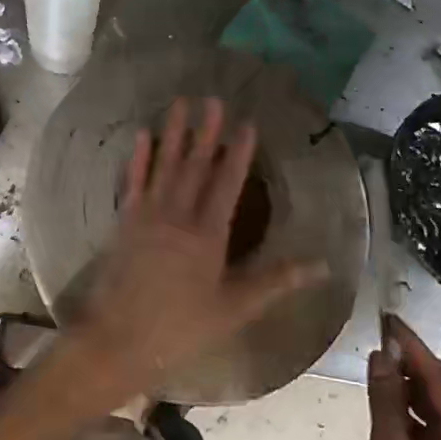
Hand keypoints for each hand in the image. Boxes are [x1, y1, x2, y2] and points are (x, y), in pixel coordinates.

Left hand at [61, 97, 326, 410]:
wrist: (119, 341)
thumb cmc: (182, 328)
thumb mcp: (235, 309)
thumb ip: (276, 282)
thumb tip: (322, 266)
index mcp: (208, 235)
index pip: (228, 184)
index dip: (239, 153)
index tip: (247, 124)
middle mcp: (178, 216)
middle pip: (195, 166)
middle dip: (207, 132)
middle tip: (213, 98)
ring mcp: (148, 216)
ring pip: (164, 166)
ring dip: (173, 133)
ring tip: (180, 103)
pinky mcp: (125, 223)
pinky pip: (133, 183)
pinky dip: (139, 158)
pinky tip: (142, 135)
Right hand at [368, 315, 440, 439]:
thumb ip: (386, 405)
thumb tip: (380, 355)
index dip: (414, 348)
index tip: (388, 319)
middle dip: (414, 361)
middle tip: (378, 339)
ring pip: (439, 403)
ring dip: (411, 383)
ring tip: (379, 367)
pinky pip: (433, 421)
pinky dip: (411, 406)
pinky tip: (388, 402)